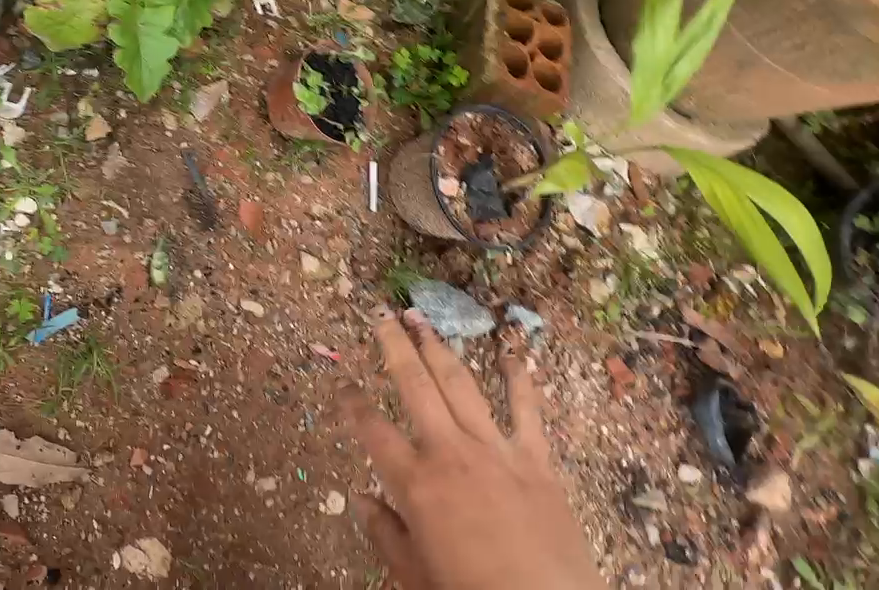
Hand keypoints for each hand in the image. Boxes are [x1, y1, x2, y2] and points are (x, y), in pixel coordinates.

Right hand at [345, 307, 604, 589]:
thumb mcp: (414, 575)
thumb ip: (384, 534)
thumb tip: (361, 498)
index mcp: (415, 483)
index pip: (372, 429)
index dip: (352, 403)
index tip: (342, 385)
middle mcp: (449, 452)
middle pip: (414, 385)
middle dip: (394, 345)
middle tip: (382, 314)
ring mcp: (495, 450)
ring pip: (460, 385)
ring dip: (439, 348)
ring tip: (422, 319)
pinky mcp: (536, 460)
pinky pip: (527, 411)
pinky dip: (519, 380)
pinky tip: (510, 354)